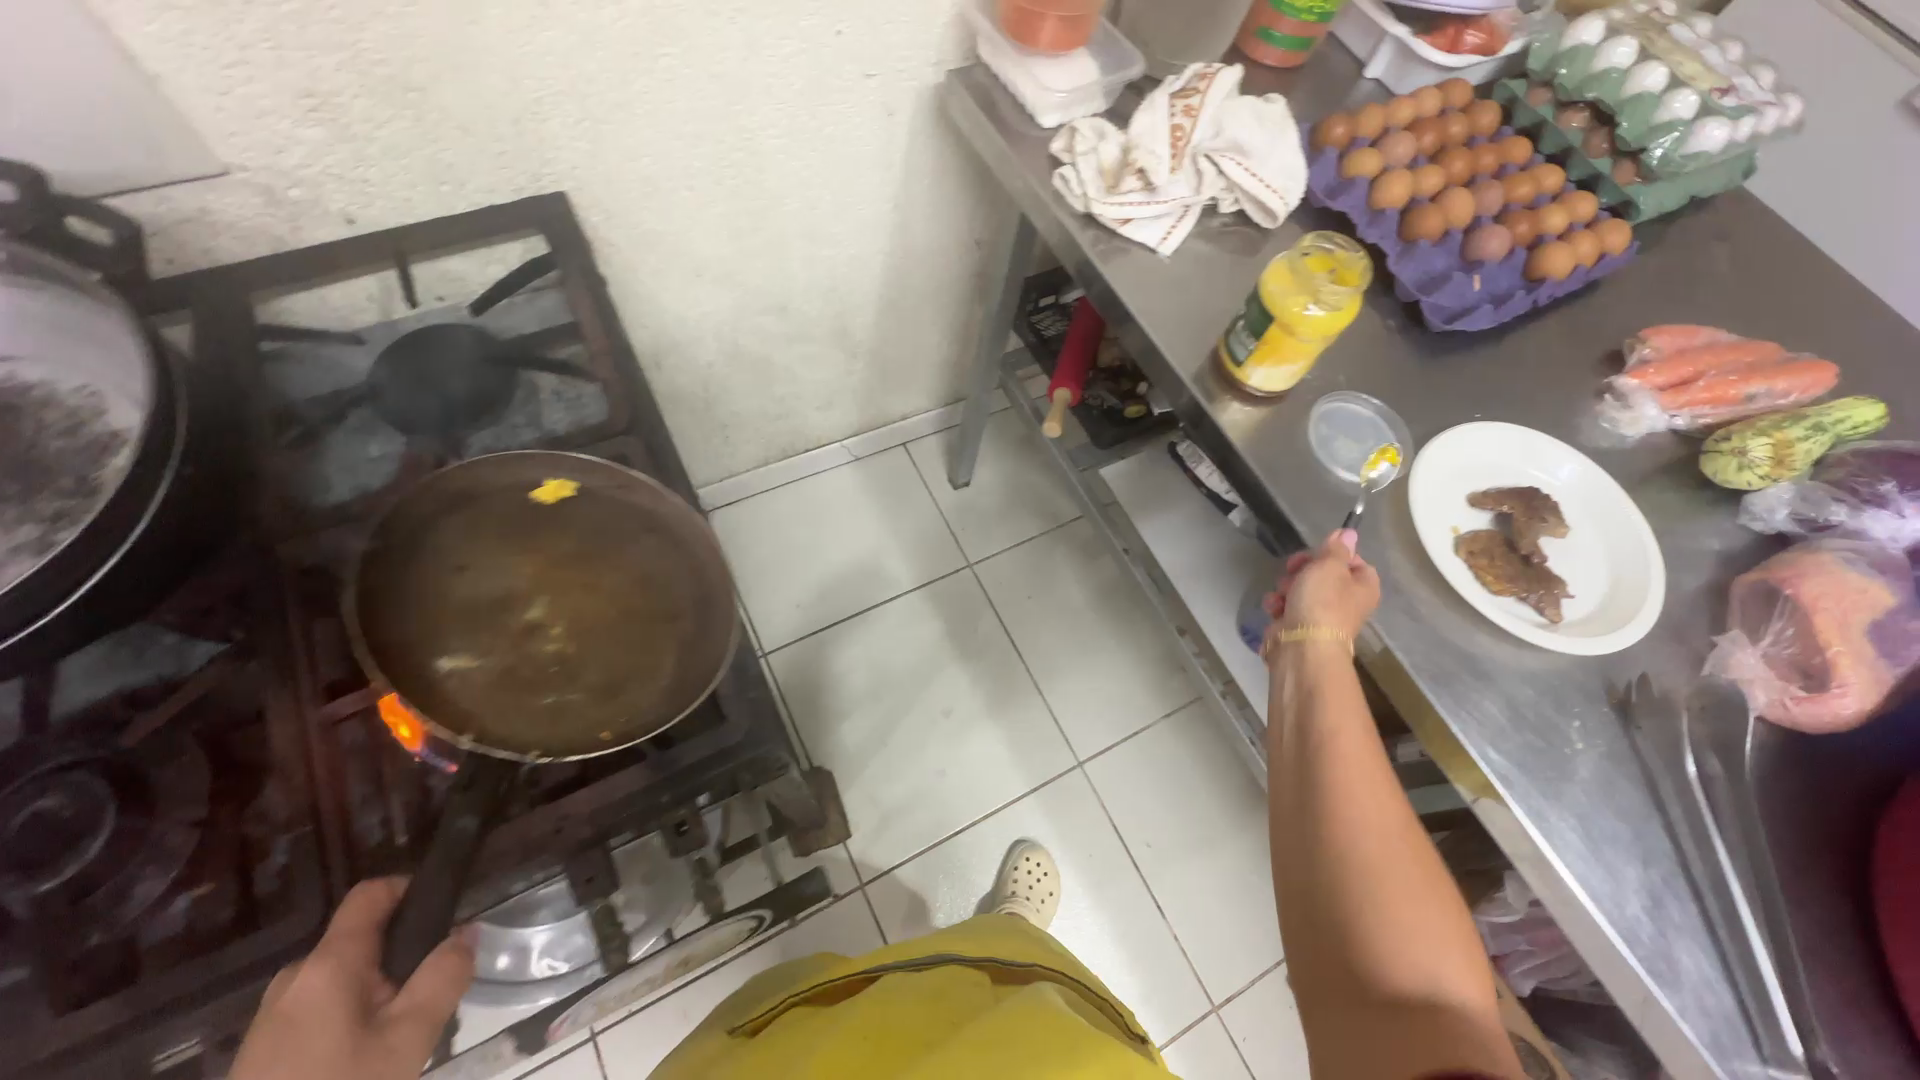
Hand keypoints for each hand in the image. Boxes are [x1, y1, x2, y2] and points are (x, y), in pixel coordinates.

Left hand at [230, 877, 473, 1079]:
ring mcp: (272, 1015)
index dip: (412, 888)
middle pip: (362, 943)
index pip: (371, 894)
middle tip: (431, 1002)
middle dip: (403, 960)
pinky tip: (362, 1063)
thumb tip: (465, 934)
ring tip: (399, 1041)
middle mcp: (295, 977)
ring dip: (379, 994)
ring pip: (343, 981)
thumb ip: (443, 978)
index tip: (448, 914)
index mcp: (328, 963)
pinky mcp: (262, 1049)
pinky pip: (320, 1010)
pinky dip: (351, 1020)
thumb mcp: (408, 1039)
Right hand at [1262, 529, 1381, 646]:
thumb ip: (1337, 548)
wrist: (1302, 645)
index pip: (1354, 561)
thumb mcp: (1330, 565)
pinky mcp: (1298, 627)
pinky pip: (1286, 607)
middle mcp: (1346, 602)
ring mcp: (1321, 616)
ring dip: (1286, 587)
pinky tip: (1274, 608)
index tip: (1317, 552)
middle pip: (1323, 574)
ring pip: (1300, 589)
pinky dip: (1278, 605)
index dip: (1334, 554)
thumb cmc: (1322, 601)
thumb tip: (1349, 533)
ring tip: (1283, 593)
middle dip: (1302, 569)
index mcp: (1363, 587)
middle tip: (1293, 568)